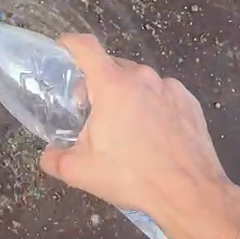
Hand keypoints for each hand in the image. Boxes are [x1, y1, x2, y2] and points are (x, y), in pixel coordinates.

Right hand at [39, 35, 233, 219]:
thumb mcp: (81, 172)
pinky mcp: (189, 101)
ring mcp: (169, 87)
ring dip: (126, 96)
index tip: (62, 51)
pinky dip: (152, 106)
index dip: (69, 44)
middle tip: (93, 115)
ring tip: (126, 129)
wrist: (190, 194)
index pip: (85, 47)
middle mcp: (142, 77)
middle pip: (111, 67)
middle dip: (97, 85)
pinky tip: (153, 135)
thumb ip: (54, 158)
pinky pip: (161, 94)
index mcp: (112, 85)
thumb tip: (49, 154)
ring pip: (137, 81)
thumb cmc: (132, 176)